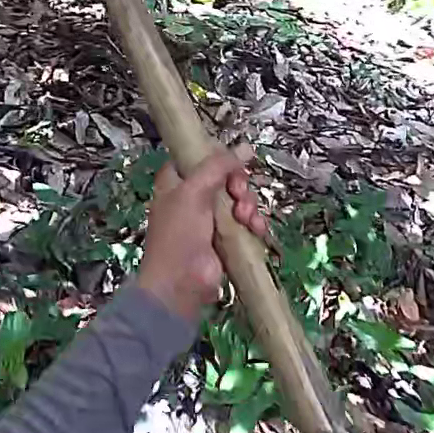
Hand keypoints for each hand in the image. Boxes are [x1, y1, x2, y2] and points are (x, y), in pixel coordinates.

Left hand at [137, 148, 267, 319]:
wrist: (180, 285)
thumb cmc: (179, 234)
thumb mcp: (194, 191)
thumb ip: (218, 166)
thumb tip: (246, 147)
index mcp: (177, 180)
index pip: (202, 156)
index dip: (220, 158)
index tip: (232, 166)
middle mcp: (193, 195)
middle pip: (227, 176)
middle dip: (239, 185)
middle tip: (238, 195)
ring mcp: (210, 217)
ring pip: (239, 198)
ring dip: (248, 205)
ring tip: (245, 219)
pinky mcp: (225, 237)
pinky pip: (246, 221)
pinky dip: (254, 223)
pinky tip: (256, 230)